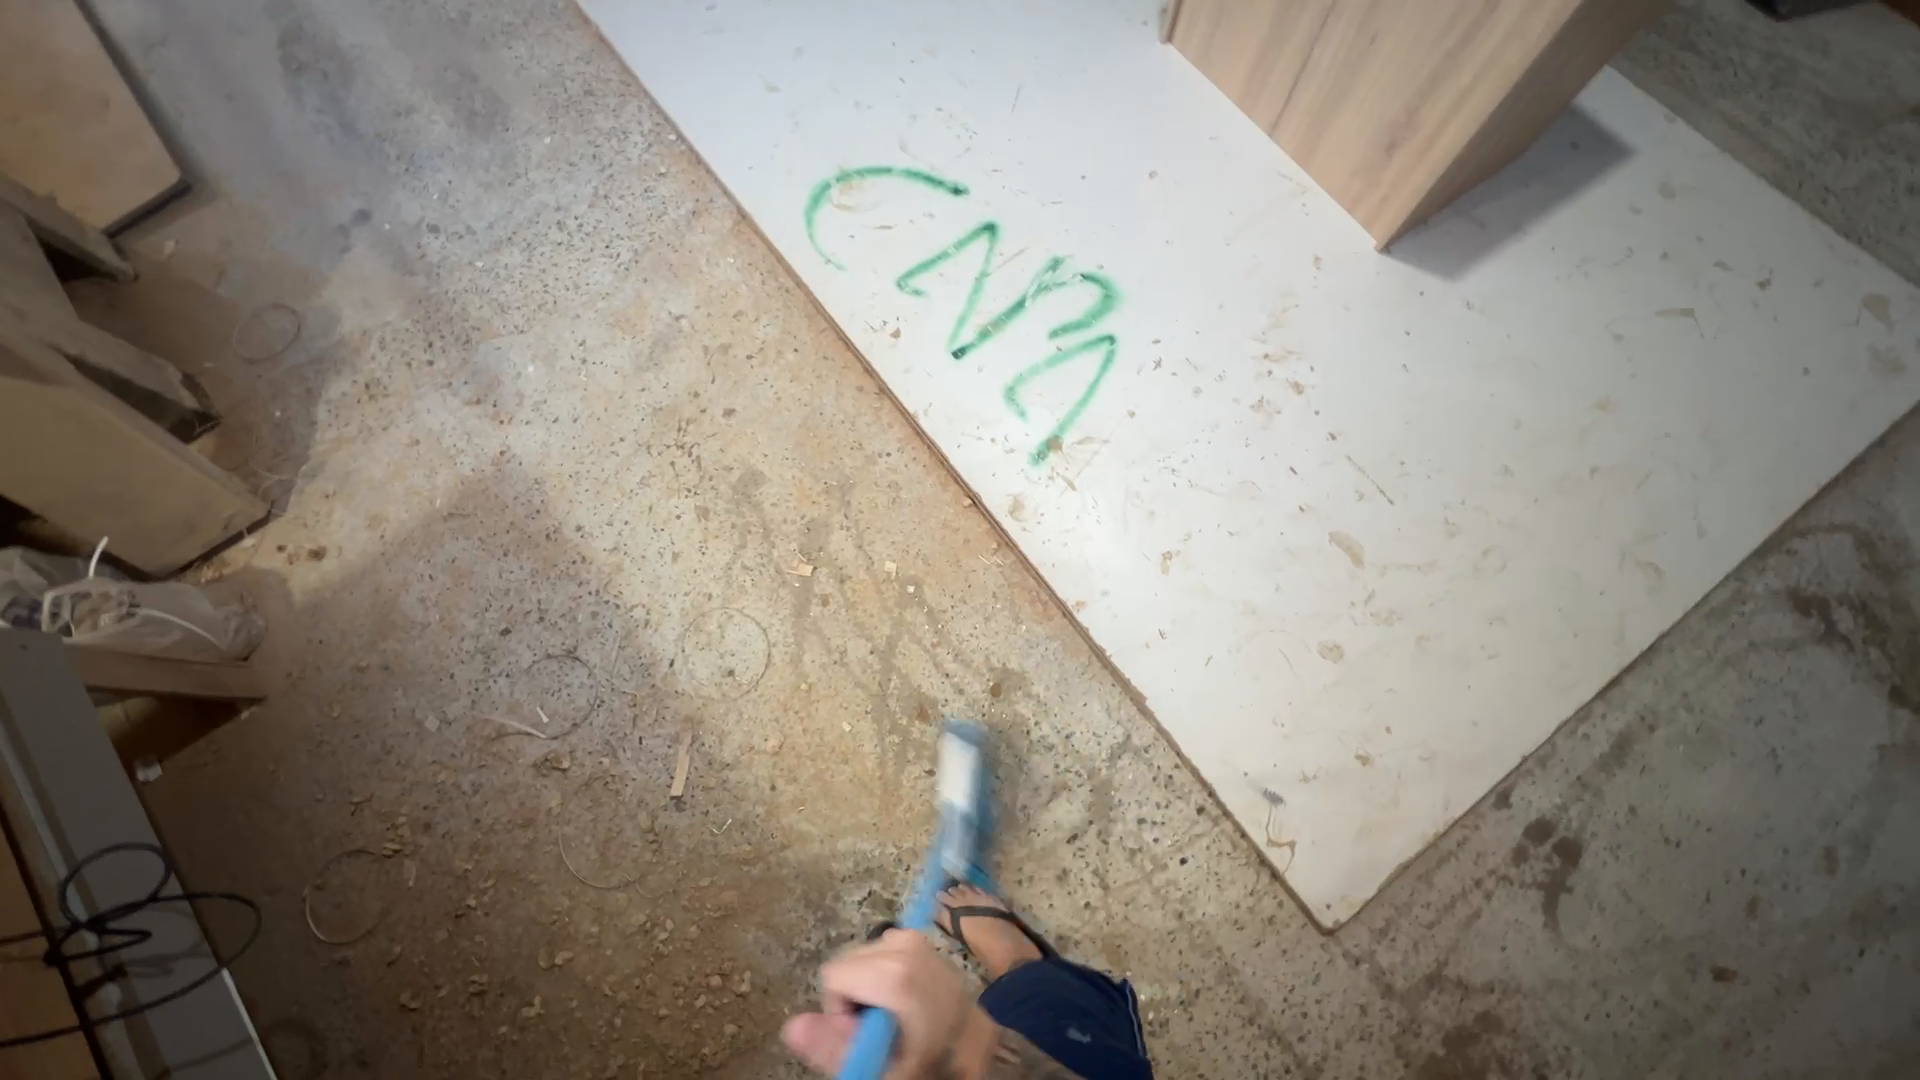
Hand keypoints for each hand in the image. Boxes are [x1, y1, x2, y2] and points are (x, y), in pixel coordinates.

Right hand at [782, 928, 997, 1077]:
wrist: (975, 1045)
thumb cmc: (928, 1061)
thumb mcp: (879, 1067)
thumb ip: (834, 1046)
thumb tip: (791, 1027)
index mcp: (893, 971)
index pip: (832, 977)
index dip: (840, 1011)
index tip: (866, 1033)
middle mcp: (901, 943)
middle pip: (843, 965)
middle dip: (851, 998)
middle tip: (879, 1027)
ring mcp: (910, 936)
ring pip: (857, 959)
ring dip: (864, 988)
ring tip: (893, 1014)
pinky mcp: (914, 937)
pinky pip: (874, 954)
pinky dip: (879, 975)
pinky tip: (901, 999)